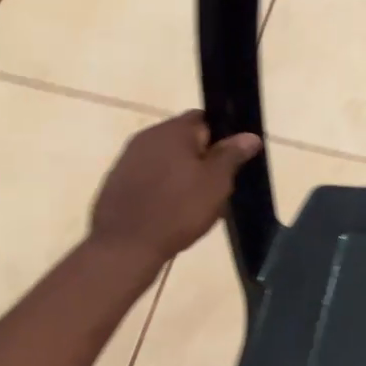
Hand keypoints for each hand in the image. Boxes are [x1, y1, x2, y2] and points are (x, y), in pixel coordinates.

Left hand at [89, 111, 260, 264]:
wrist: (124, 246)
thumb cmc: (178, 209)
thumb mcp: (216, 182)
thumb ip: (232, 154)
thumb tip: (250, 135)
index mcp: (172, 130)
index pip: (204, 119)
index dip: (222, 137)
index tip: (231, 161)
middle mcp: (146, 137)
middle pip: (184, 139)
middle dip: (202, 158)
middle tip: (217, 185)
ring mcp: (127, 159)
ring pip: (166, 159)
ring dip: (181, 174)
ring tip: (194, 202)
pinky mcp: (116, 182)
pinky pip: (148, 177)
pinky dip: (162, 187)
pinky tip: (169, 210)